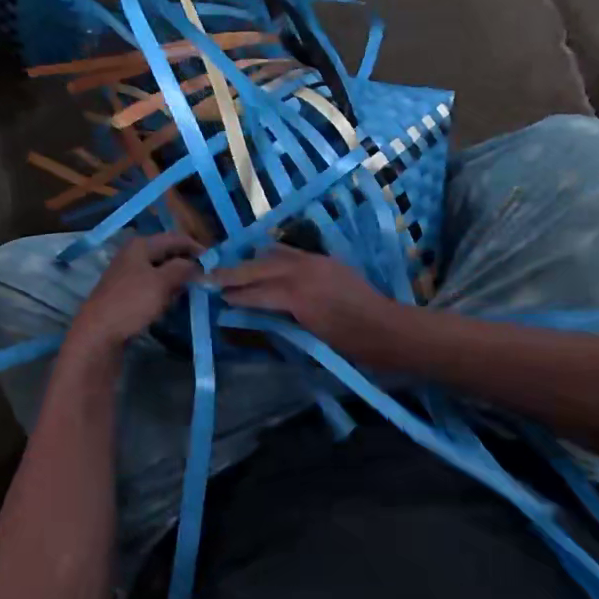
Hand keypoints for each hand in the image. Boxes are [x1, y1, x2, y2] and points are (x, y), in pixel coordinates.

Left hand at [65, 233, 202, 354]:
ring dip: (178, 279)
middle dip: (188, 264)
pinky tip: (175, 301)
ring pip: (161, 271)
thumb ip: (183, 269)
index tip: (216, 262)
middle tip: (208, 278)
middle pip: (168, 253)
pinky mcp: (128, 293)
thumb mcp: (162, 282)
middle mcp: (134, 255)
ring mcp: (129, 274)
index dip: (197, 247)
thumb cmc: (132, 302)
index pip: (176, 238)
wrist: (98, 333)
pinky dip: (166, 291)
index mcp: (141, 245)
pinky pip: (153, 286)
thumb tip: (199, 265)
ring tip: (196, 290)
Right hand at [214, 246, 399, 352]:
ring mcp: (316, 262)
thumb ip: (280, 322)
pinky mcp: (327, 261)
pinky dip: (275, 259)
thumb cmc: (350, 346)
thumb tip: (255, 315)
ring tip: (236, 269)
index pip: (255, 292)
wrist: (389, 330)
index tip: (211, 292)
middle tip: (209, 274)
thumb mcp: (310, 338)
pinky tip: (268, 266)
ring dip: (254, 261)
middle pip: (259, 267)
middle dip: (233, 272)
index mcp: (297, 295)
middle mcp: (303, 271)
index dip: (232, 293)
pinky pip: (293, 254)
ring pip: (275, 253)